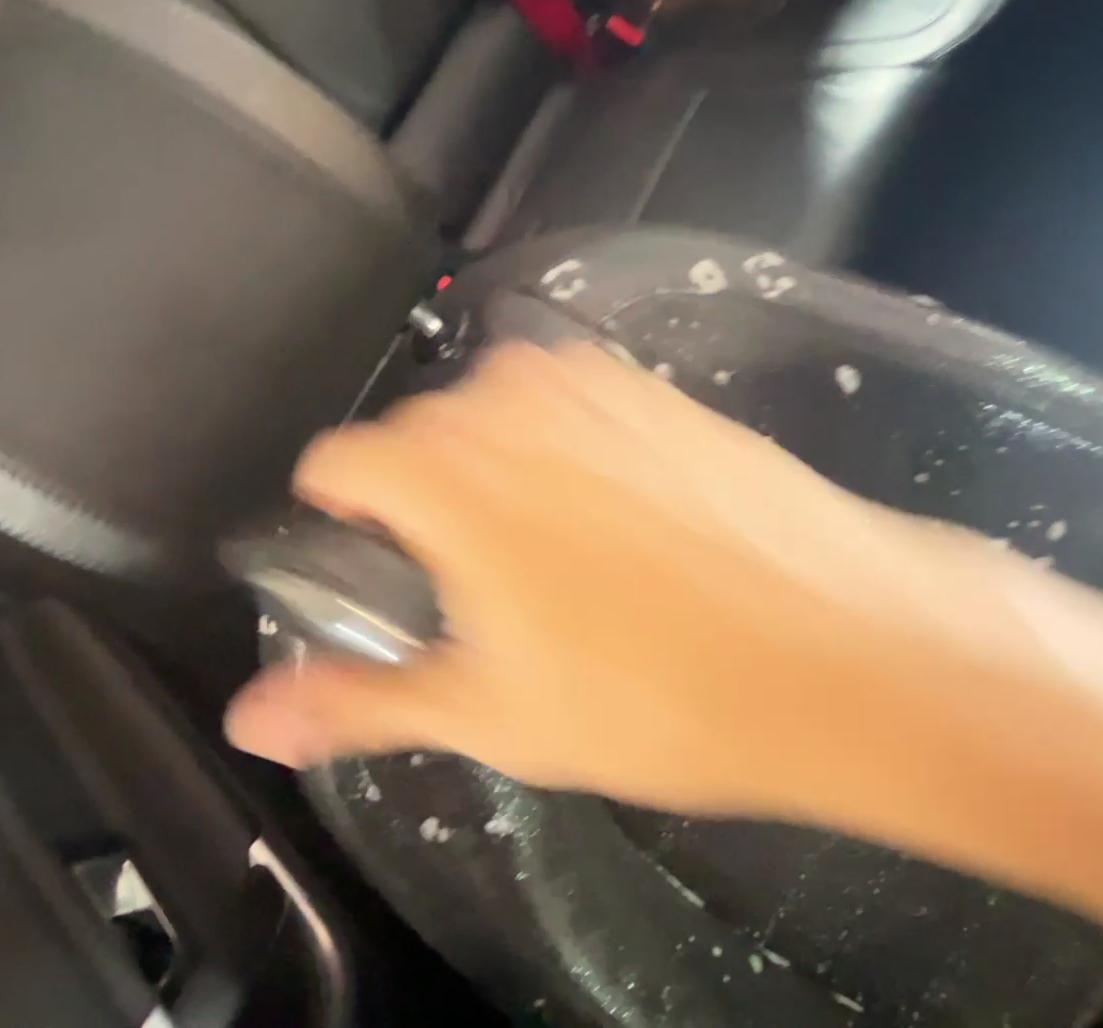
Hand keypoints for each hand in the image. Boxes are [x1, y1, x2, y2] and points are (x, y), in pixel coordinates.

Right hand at [224, 342, 1017, 819]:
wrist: (850, 653)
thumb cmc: (657, 694)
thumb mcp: (488, 712)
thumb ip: (354, 701)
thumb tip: (252, 718)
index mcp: (444, 474)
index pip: (334, 462)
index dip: (336, 518)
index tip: (365, 564)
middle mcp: (504, 402)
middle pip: (409, 437)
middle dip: (414, 501)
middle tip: (466, 586)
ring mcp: (586, 385)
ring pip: (487, 417)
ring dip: (486, 473)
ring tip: (542, 558)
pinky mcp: (653, 389)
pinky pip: (562, 408)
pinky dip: (556, 453)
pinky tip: (613, 525)